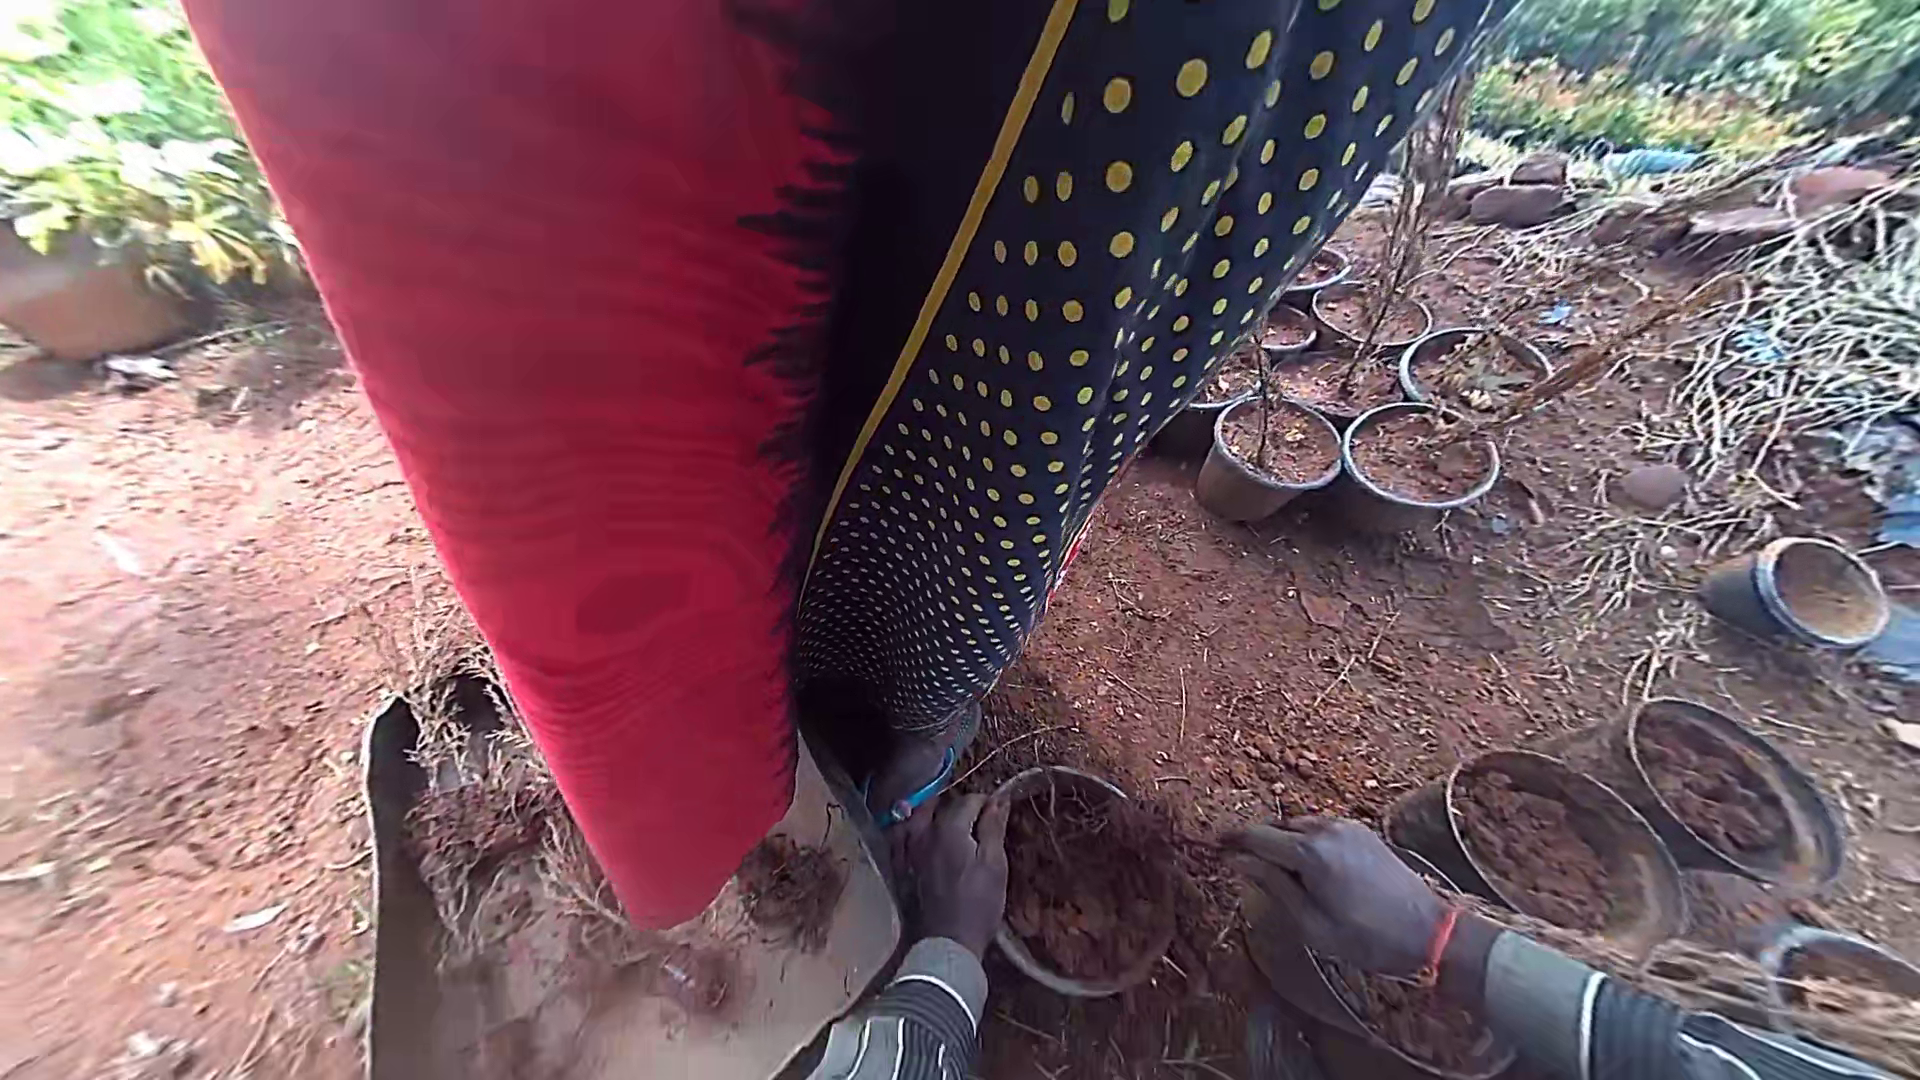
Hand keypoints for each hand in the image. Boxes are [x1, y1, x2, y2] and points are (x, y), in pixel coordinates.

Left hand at [902, 793, 1009, 956]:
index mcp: (950, 827)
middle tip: (977, 821)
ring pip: (918, 815)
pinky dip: (909, 827)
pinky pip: (900, 835)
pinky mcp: (898, 865)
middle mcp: (924, 831)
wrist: (946, 946)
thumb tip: (998, 798)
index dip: (986, 803)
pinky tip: (920, 833)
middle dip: (962, 807)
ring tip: (950, 822)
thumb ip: (994, 827)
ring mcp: (907, 848)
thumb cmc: (978, 905)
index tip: (996, 813)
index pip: (969, 800)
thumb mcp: (995, 865)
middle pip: (944, 805)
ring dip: (933, 811)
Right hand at [1224, 817, 1444, 975]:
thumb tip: (1235, 860)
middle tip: (1249, 864)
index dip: (1232, 840)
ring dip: (1283, 840)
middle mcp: (1322, 828)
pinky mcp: (1359, 828)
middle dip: (1259, 842)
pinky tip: (1313, 864)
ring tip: (1285, 869)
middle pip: (1274, 827)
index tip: (1215, 845)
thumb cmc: (1369, 939)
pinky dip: (1305, 839)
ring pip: (1296, 824)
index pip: (1256, 836)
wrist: (1434, 935)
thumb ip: (1271, 885)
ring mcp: (1342, 825)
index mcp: (1308, 852)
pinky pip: (1318, 826)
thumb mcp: (1312, 924)